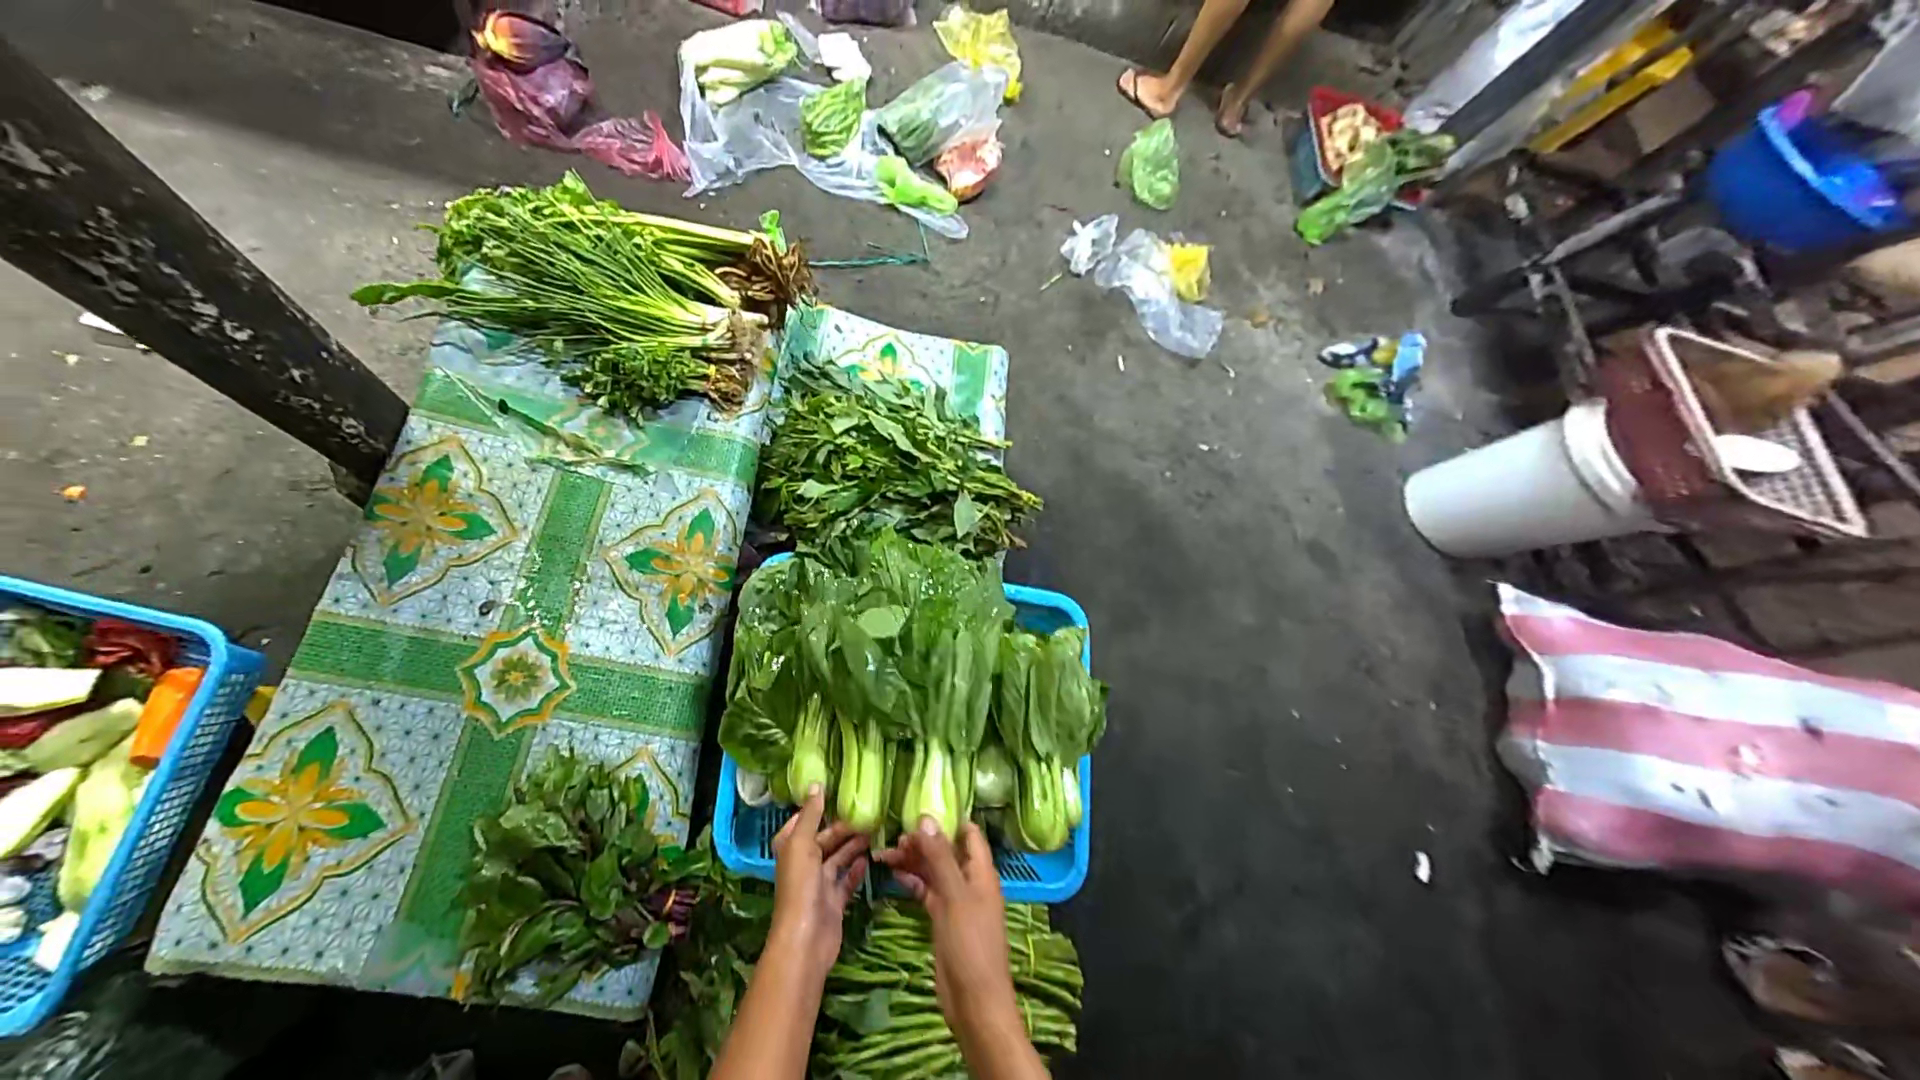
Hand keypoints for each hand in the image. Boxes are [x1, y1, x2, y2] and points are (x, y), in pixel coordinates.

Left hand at [769, 785, 868, 977]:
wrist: (806, 939)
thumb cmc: (801, 886)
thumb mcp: (803, 844)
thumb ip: (811, 815)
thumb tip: (817, 784)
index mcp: (791, 848)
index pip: (804, 821)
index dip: (819, 807)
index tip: (841, 792)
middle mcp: (803, 863)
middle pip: (825, 839)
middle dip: (843, 827)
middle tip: (868, 813)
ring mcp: (819, 884)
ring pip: (838, 858)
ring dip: (854, 845)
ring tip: (874, 830)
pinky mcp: (834, 901)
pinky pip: (847, 880)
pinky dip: (857, 869)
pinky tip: (870, 858)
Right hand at [876, 818, 1017, 1037]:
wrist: (975, 1001)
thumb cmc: (971, 945)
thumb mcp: (955, 896)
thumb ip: (940, 857)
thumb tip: (926, 818)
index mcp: (981, 872)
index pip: (968, 834)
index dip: (948, 820)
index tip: (919, 810)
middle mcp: (970, 882)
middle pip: (946, 851)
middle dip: (923, 842)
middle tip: (893, 838)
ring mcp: (956, 901)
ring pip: (934, 871)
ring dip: (913, 861)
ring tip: (885, 855)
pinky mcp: (943, 919)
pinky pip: (927, 891)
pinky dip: (912, 881)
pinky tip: (893, 875)